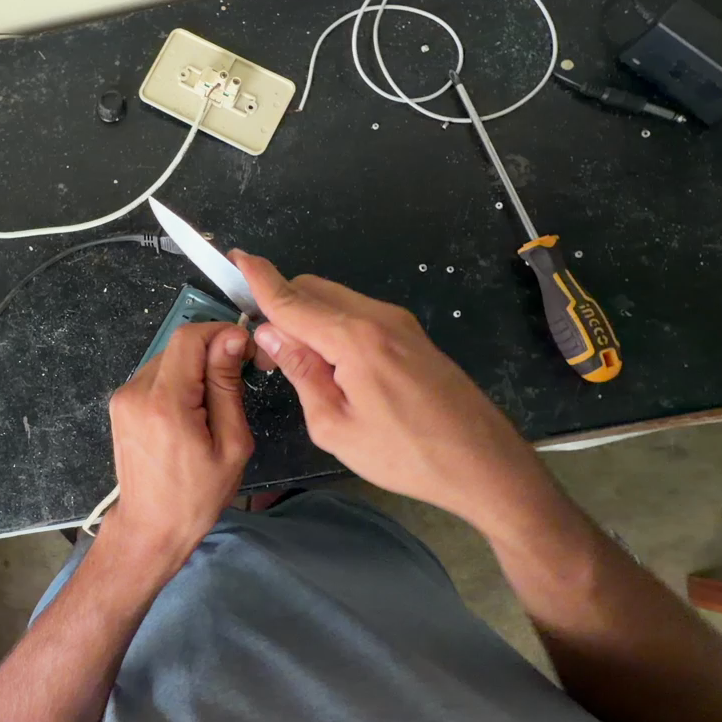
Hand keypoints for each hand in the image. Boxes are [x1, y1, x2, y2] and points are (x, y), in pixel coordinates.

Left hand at [104, 323, 253, 556]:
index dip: (220, 333)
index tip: (244, 352)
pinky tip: (188, 414)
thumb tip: (232, 338)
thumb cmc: (197, 496)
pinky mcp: (119, 405)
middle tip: (234, 385)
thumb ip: (227, 387)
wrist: (150, 527)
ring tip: (210, 408)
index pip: (189, 338)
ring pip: (166, 360)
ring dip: (193, 371)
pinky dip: (176, 384)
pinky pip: (153, 378)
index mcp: (165, 403)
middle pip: (177, 347)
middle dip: (209, 356)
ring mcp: (122, 397)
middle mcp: (136, 391)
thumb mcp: (231, 444)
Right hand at [231, 251, 555, 530]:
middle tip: (267, 353)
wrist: (485, 464)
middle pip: (313, 289)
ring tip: (300, 366)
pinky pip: (357, 314)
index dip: (260, 280)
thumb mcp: (335, 426)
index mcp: (355, 339)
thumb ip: (301, 373)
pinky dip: (331, 326)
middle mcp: (378, 317)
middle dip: (280, 306)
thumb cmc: (405, 455)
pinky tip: (332, 365)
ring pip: (335, 299)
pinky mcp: (412, 334)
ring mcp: (399, 323)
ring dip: (306, 317)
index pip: (292, 300)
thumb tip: (270, 335)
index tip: (236, 257)